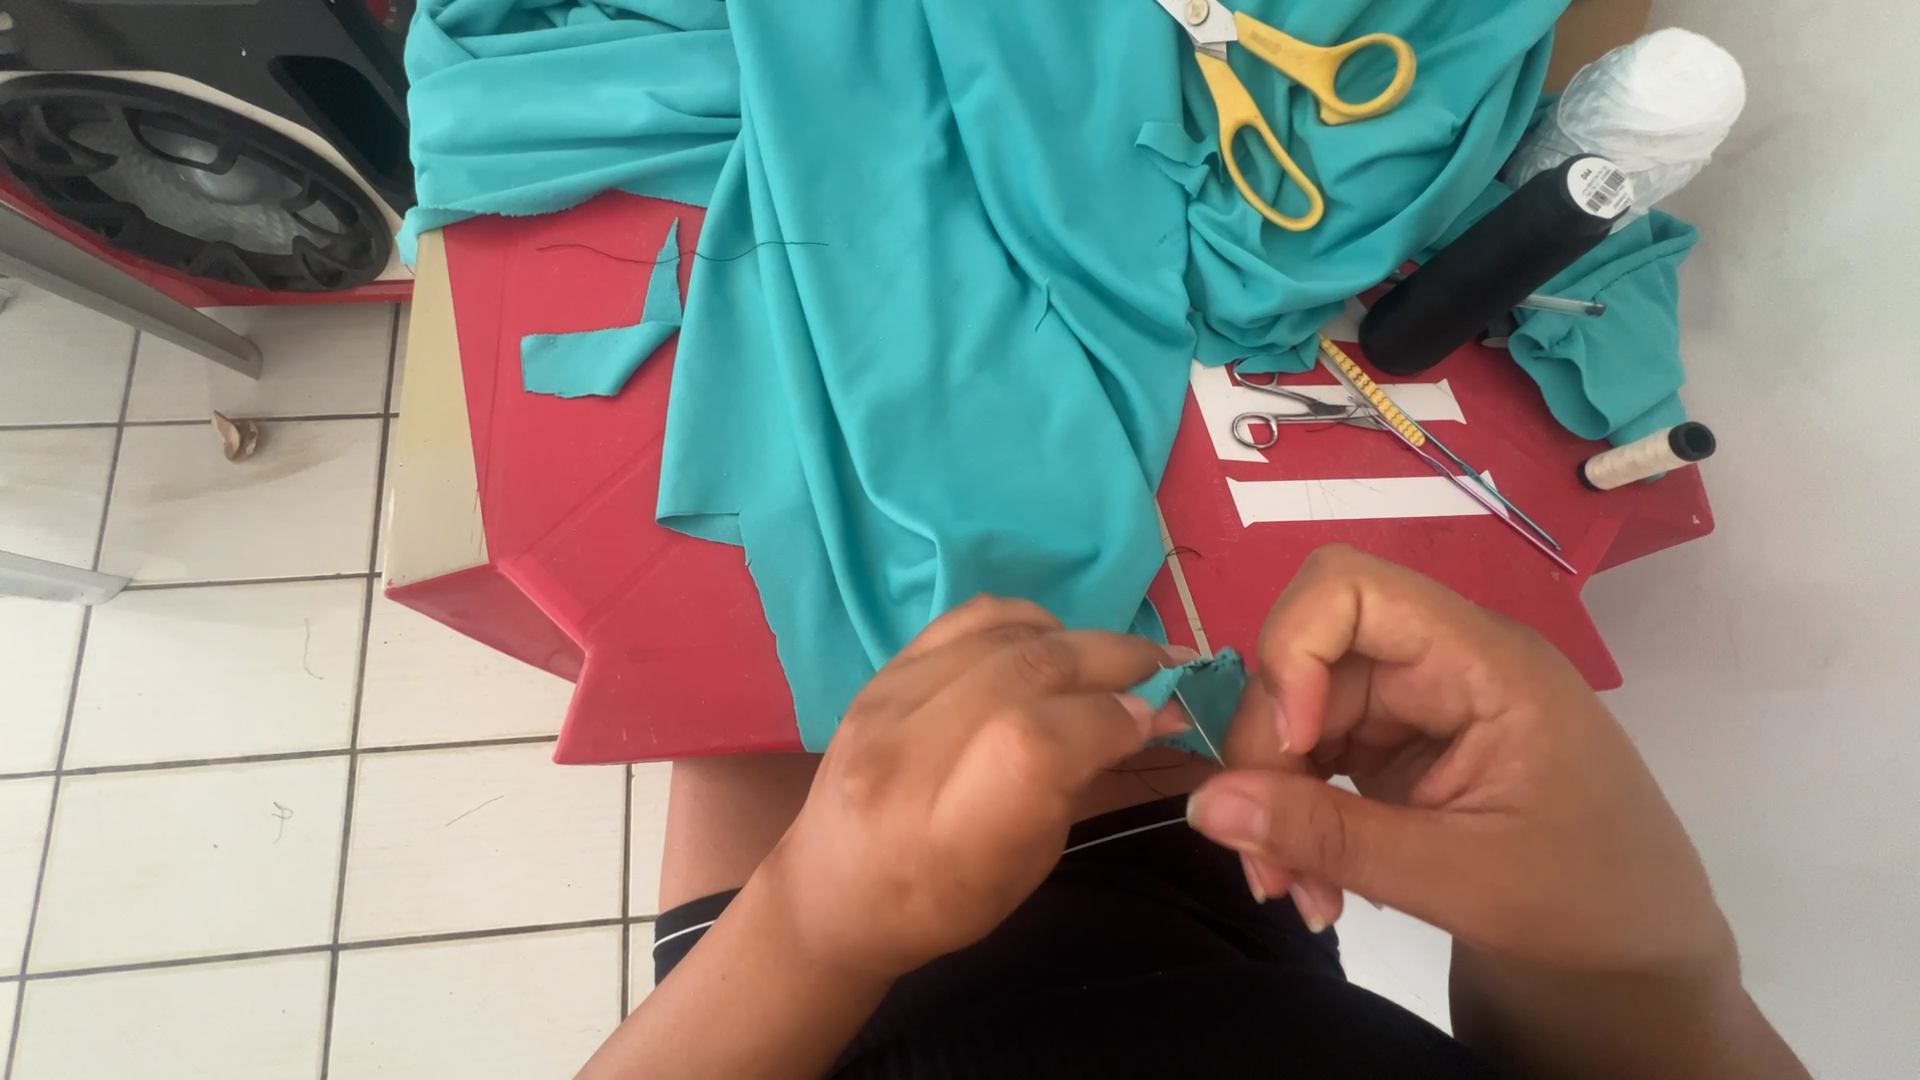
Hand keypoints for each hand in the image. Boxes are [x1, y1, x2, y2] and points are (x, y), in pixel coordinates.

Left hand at [756, 596, 1191, 980]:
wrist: (834, 884)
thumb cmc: (941, 901)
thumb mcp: (1024, 866)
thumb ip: (1079, 780)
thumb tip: (1148, 709)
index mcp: (945, 837)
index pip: (1033, 745)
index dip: (1104, 719)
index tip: (1148, 718)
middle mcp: (905, 759)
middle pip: (1023, 674)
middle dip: (1108, 660)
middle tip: (1158, 667)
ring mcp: (883, 704)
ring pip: (1000, 637)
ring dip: (1075, 636)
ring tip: (1113, 656)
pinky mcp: (879, 674)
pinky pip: (965, 618)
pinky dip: (1024, 619)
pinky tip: (1052, 640)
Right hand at [1187, 545, 1735, 982]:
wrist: (1633, 959)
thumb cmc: (1589, 908)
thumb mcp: (1460, 880)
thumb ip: (1327, 837)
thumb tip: (1202, 805)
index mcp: (1479, 661)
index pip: (1350, 587)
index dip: (1294, 645)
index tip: (1291, 740)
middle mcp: (1431, 662)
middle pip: (1301, 662)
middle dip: (1267, 755)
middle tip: (1262, 852)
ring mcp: (1403, 700)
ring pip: (1288, 712)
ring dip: (1270, 796)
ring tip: (1289, 885)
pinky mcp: (1383, 738)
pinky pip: (1302, 753)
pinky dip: (1288, 812)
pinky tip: (1307, 874)